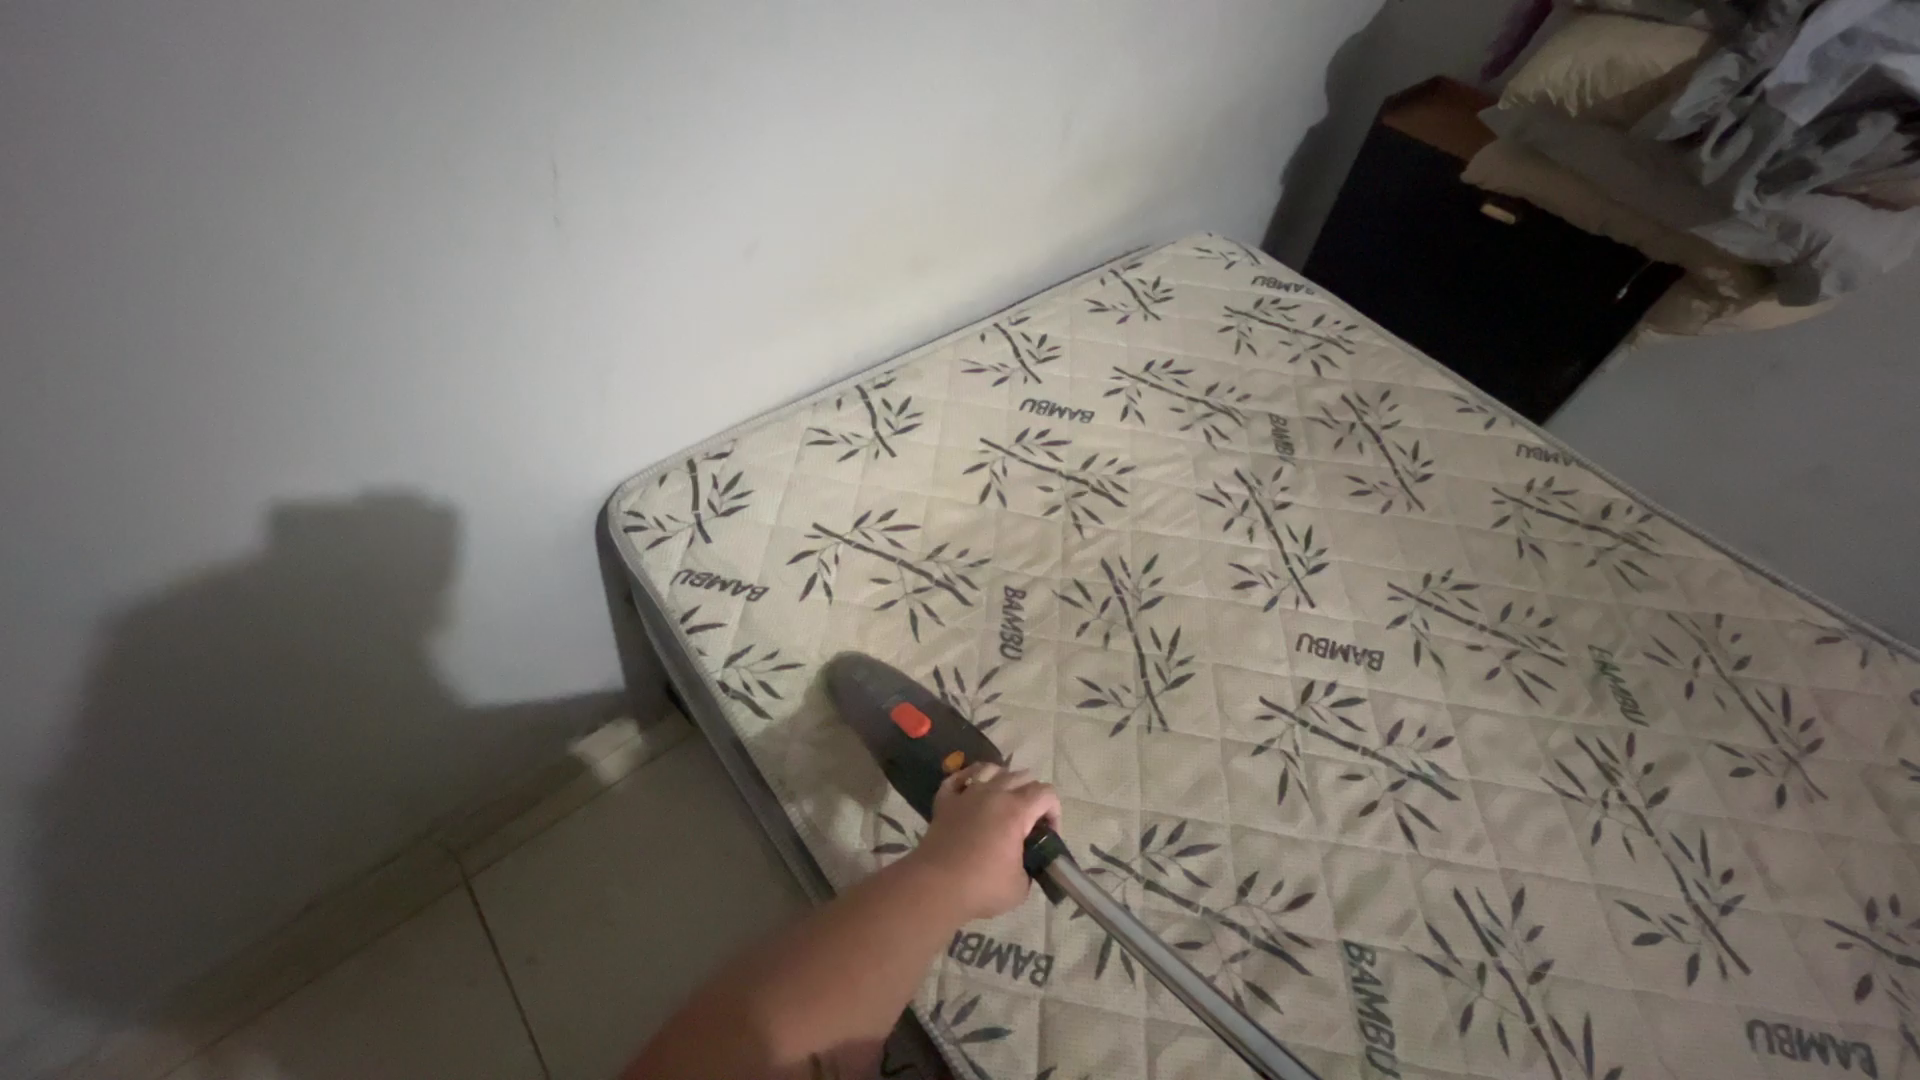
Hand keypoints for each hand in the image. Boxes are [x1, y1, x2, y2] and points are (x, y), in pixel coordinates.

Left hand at [908, 763, 1061, 921]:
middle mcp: (992, 793)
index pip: (1046, 793)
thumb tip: (1023, 864)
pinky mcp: (944, 801)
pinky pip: (958, 777)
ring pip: (990, 769)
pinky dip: (968, 779)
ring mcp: (966, 793)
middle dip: (1032, 795)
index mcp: (1016, 810)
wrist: (935, 885)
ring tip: (1003, 800)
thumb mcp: (1020, 887)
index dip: (1054, 811)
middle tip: (1028, 822)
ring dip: (1003, 780)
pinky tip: (971, 790)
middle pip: (1021, 776)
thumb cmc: (981, 886)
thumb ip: (1029, 868)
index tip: (1048, 835)